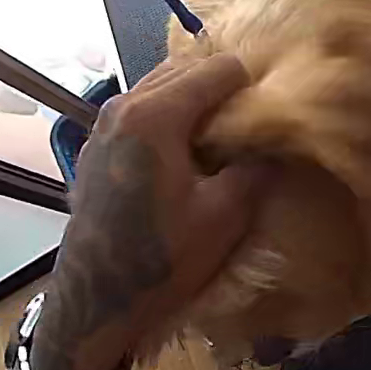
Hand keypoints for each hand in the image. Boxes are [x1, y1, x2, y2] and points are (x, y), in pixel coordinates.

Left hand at [32, 54, 271, 369]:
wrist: (96, 300)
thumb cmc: (163, 258)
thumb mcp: (226, 215)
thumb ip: (257, 166)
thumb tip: (274, 141)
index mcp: (156, 114)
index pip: (218, 69)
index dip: (250, 86)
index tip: (265, 116)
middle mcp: (123, 105)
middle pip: (185, 69)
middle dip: (220, 90)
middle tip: (244, 129)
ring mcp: (102, 124)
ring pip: (160, 87)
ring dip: (192, 103)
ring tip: (216, 143)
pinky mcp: (95, 146)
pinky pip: (140, 111)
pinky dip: (166, 118)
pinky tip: (180, 157)